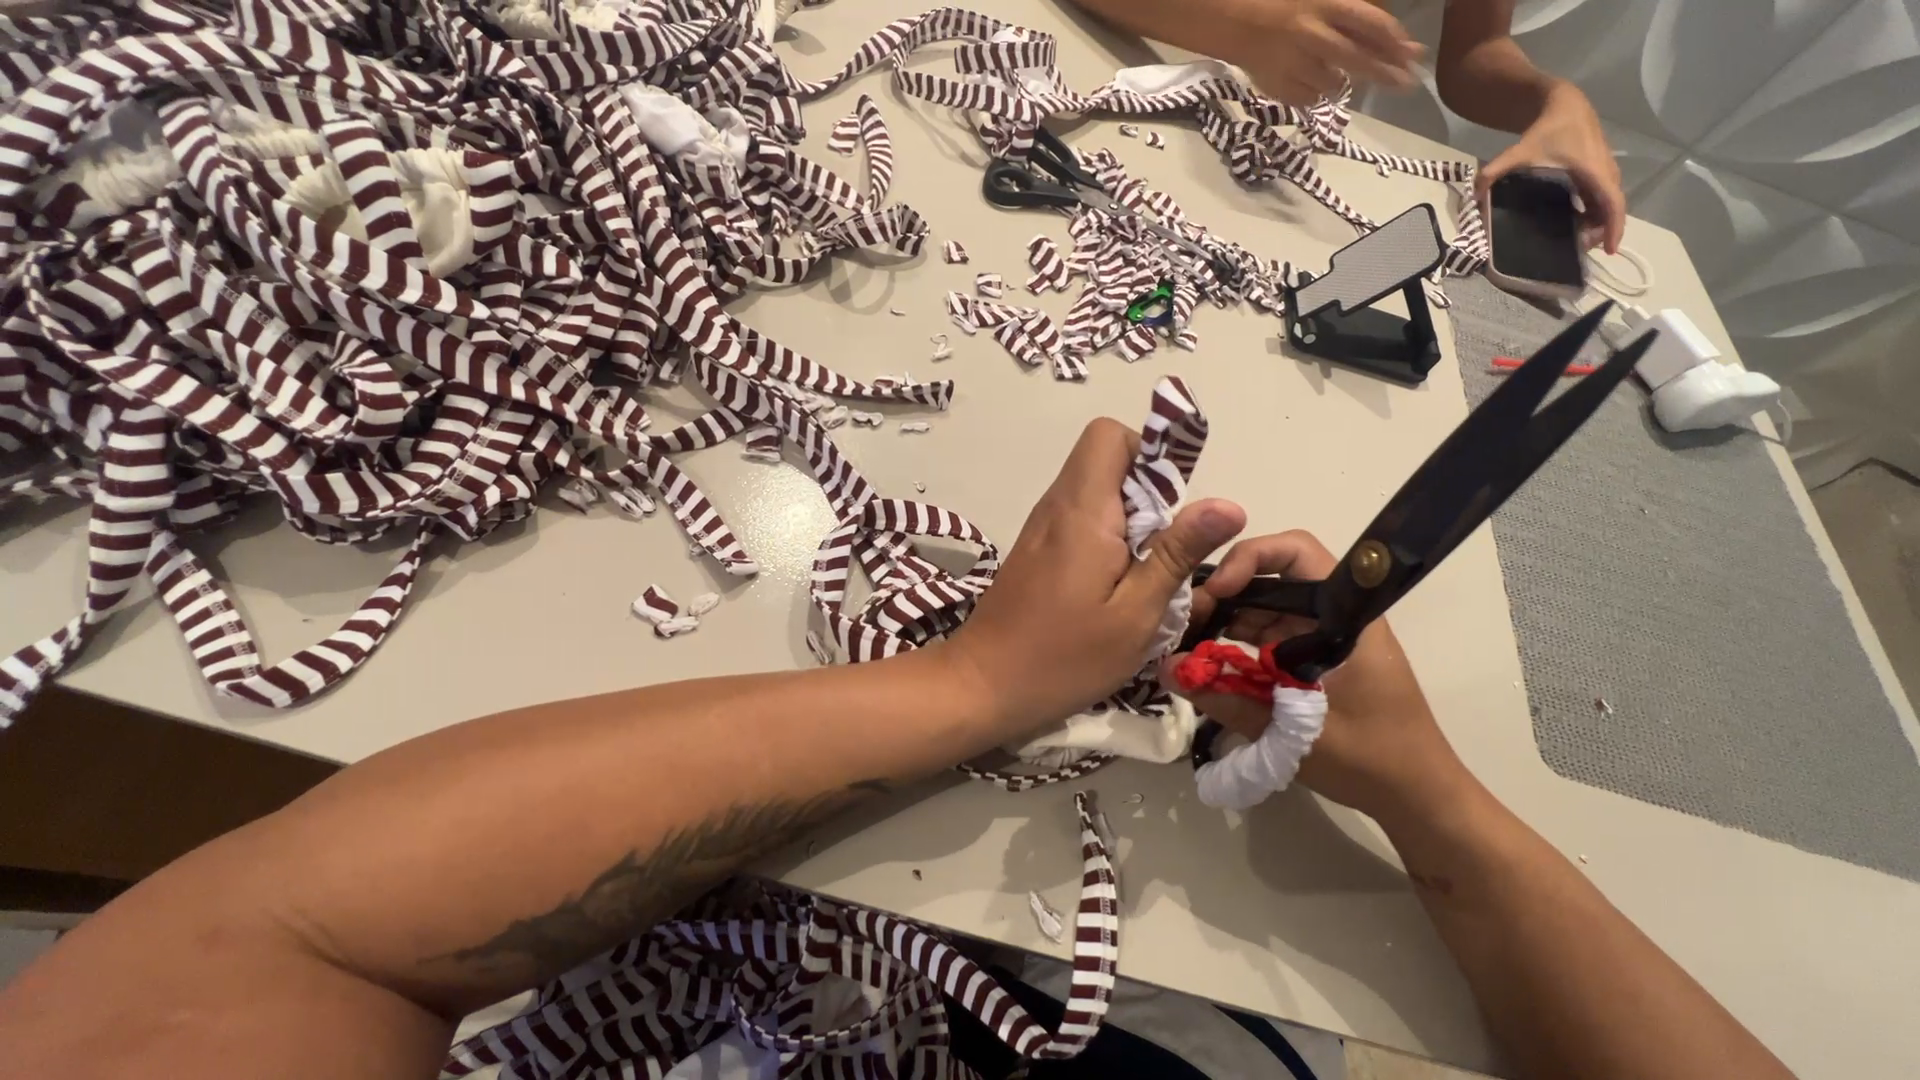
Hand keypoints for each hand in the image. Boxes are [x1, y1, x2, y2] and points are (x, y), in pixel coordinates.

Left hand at [944, 418, 1245, 734]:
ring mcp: (1042, 529)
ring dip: (1131, 522)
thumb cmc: (1065, 657)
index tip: (1171, 509)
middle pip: (1107, 461)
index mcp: (1082, 510)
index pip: (1109, 435)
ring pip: (1096, 494)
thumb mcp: (1136, 612)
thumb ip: (1177, 553)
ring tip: (1143, 576)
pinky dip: (1107, 541)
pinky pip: (1081, 522)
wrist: (983, 686)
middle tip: (1162, 552)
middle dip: (1149, 494)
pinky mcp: (1036, 552)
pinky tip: (1113, 590)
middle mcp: (1057, 507)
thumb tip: (1228, 504)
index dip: (1150, 455)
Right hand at [1156, 531, 1470, 822]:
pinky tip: (1204, 661)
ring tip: (1182, 641)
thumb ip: (1229, 701)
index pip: (1297, 553)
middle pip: (1270, 577)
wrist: (1416, 796)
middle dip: (1222, 591)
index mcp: (1345, 618)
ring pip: (1262, 607)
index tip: (1216, 590)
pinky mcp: (1309, 658)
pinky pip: (1265, 636)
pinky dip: (1234, 643)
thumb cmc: (1372, 760)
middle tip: (1182, 621)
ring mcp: (1320, 636)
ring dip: (1223, 618)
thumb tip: (1167, 669)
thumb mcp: (1294, 734)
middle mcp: (1332, 616)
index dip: (1251, 557)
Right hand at [1233, 0, 1422, 105]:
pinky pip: (1308, 98)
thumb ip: (1348, 15)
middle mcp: (1312, 35)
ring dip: (1341, 82)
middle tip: (1407, 84)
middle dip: (1385, 73)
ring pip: (1332, 83)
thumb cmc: (1280, 3)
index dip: (1394, 39)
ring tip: (1338, 78)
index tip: (1414, 53)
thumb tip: (1386, 37)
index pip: (1369, 23)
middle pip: (1357, 59)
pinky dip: (1315, 93)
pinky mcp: (1278, 87)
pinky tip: (1309, 84)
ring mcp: (1294, 64)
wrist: (1231, 22)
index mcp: (1325, 5)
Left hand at [1477, 81, 1625, 253]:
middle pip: (1611, 208)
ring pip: (1607, 204)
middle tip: (1578, 252)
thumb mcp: (1518, 151)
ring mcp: (1604, 171)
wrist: (1564, 104)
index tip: (1609, 249)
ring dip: (1597, 224)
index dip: (1613, 227)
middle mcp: (1605, 172)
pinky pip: (1601, 197)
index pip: (1612, 203)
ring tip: (1575, 243)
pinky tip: (1575, 225)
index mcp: (1593, 170)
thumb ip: (1494, 172)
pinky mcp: (1598, 171)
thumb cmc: (1547, 128)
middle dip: (1601, 232)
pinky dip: (1593, 213)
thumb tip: (1473, 194)